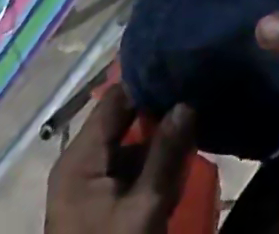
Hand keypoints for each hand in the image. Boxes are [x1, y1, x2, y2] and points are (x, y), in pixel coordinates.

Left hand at [45, 89, 196, 233]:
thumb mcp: (144, 208)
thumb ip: (165, 154)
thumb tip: (187, 101)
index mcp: (80, 157)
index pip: (116, 98)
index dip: (149, 82)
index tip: (185, 69)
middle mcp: (80, 163)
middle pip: (124, 121)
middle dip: (160, 113)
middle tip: (198, 98)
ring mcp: (89, 185)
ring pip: (130, 146)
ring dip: (160, 141)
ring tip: (197, 126)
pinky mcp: (99, 206)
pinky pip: (129, 171)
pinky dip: (153, 165)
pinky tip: (181, 164)